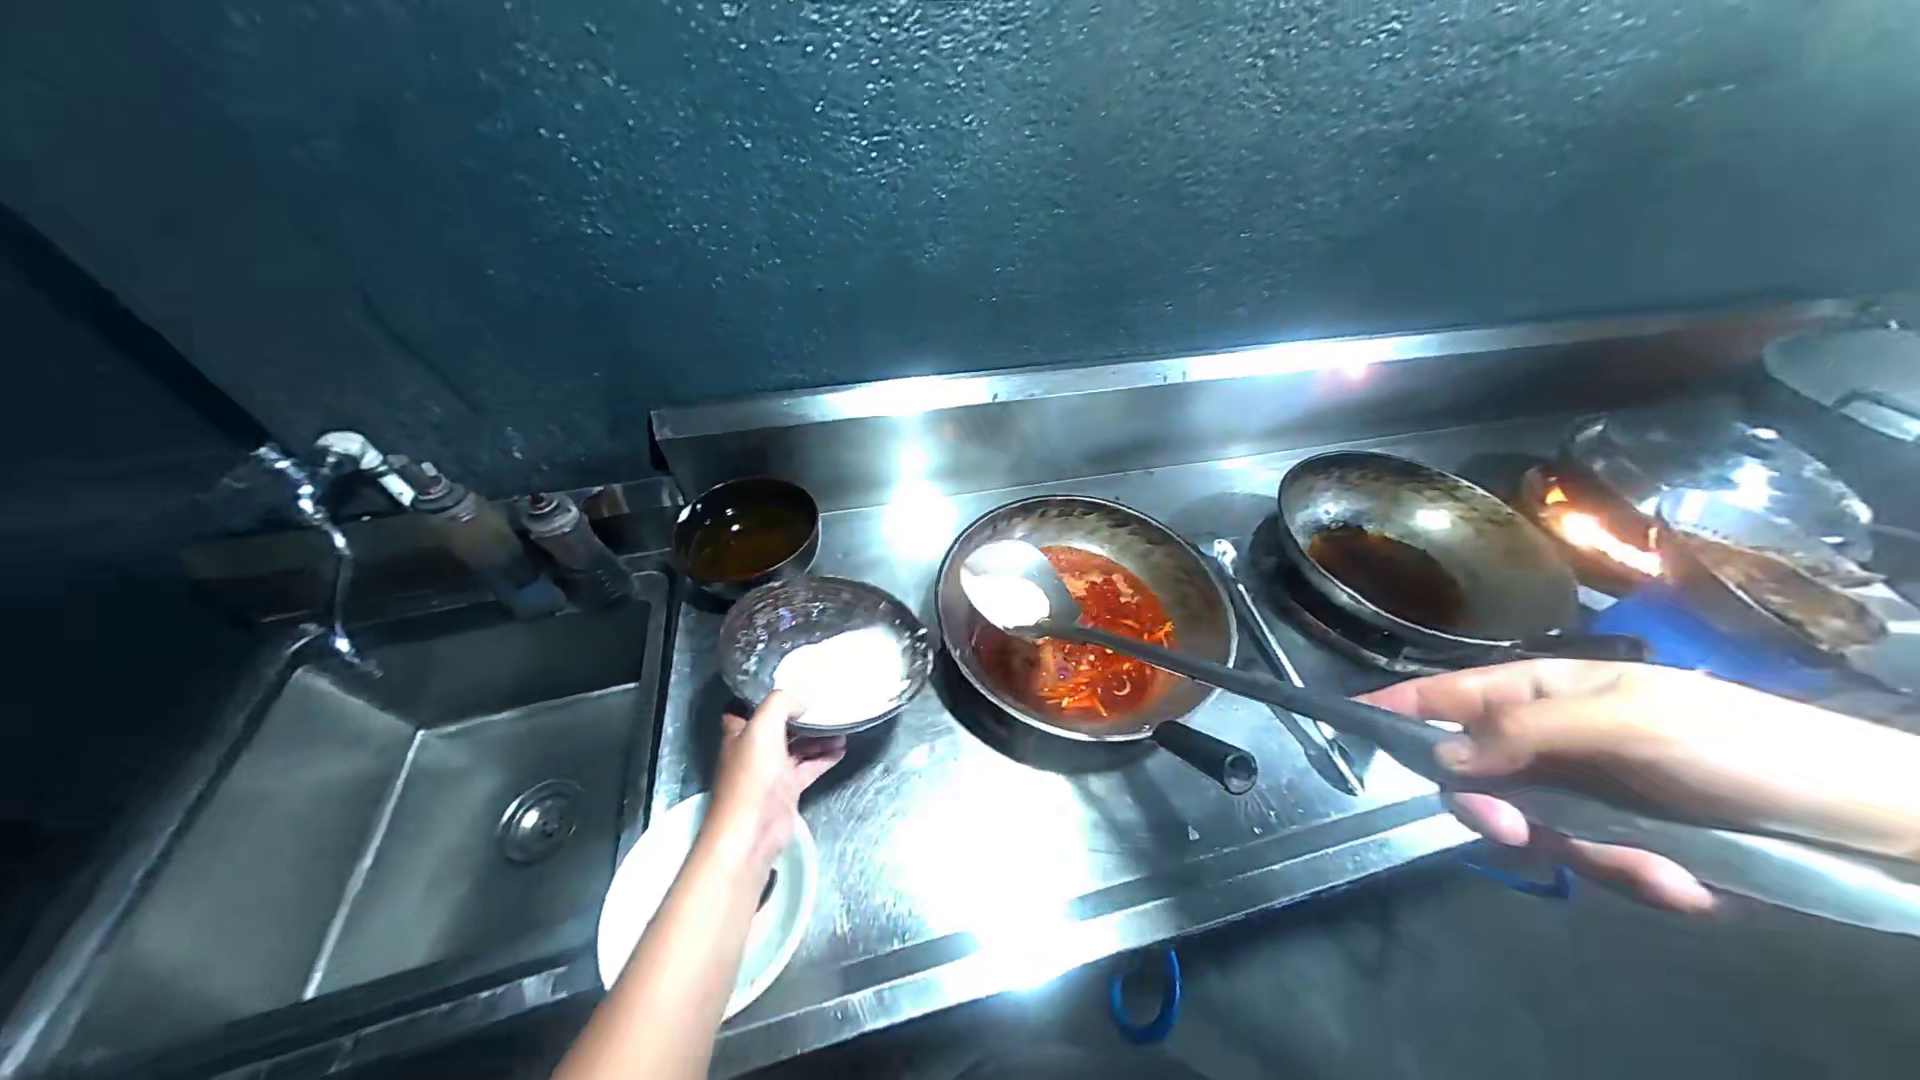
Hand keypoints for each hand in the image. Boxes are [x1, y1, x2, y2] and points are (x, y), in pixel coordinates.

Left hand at [705, 691, 846, 868]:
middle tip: (826, 706)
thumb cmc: (754, 772)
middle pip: (781, 729)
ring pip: (798, 748)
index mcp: (740, 734)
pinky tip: (842, 749)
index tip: (790, 688)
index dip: (766, 699)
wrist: (753, 828)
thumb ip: (780, 704)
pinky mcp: (788, 789)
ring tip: (841, 728)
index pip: (749, 710)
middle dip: (801, 718)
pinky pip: (810, 767)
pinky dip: (825, 757)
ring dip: (818, 737)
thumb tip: (800, 705)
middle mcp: (755, 751)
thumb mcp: (763, 725)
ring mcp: (772, 772)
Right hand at [1359, 660, 1919, 914]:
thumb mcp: (1626, 721)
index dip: (1397, 705)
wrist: (1869, 822)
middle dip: (1490, 804)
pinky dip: (1634, 875)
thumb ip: (1525, 731)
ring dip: (1575, 849)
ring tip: (1647, 864)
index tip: (1347, 720)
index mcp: (1543, 693)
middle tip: (1512, 829)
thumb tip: (1442, 751)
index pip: (1447, 695)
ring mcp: (1584, 793)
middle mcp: (1550, 742)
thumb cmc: (1738, 744)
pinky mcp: (1622, 841)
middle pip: (1473, 770)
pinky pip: (1589, 861)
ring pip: (1527, 824)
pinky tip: (1684, 879)